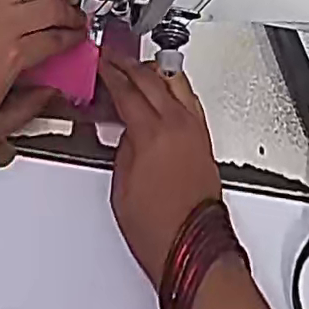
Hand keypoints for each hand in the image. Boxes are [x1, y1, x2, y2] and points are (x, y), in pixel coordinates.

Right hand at [100, 55, 223, 281]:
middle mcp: (176, 124)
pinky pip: (189, 97)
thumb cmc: (160, 229)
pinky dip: (174, 85)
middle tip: (116, 60)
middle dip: (130, 66)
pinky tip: (167, 87)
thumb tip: (126, 130)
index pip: (127, 90)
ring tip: (140, 68)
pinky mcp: (204, 137)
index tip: (103, 66)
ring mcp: (194, 128)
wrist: (192, 248)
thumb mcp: (122, 187)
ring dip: (154, 71)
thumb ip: (123, 148)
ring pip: (174, 82)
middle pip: (150, 79)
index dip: (111, 75)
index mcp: (151, 134)